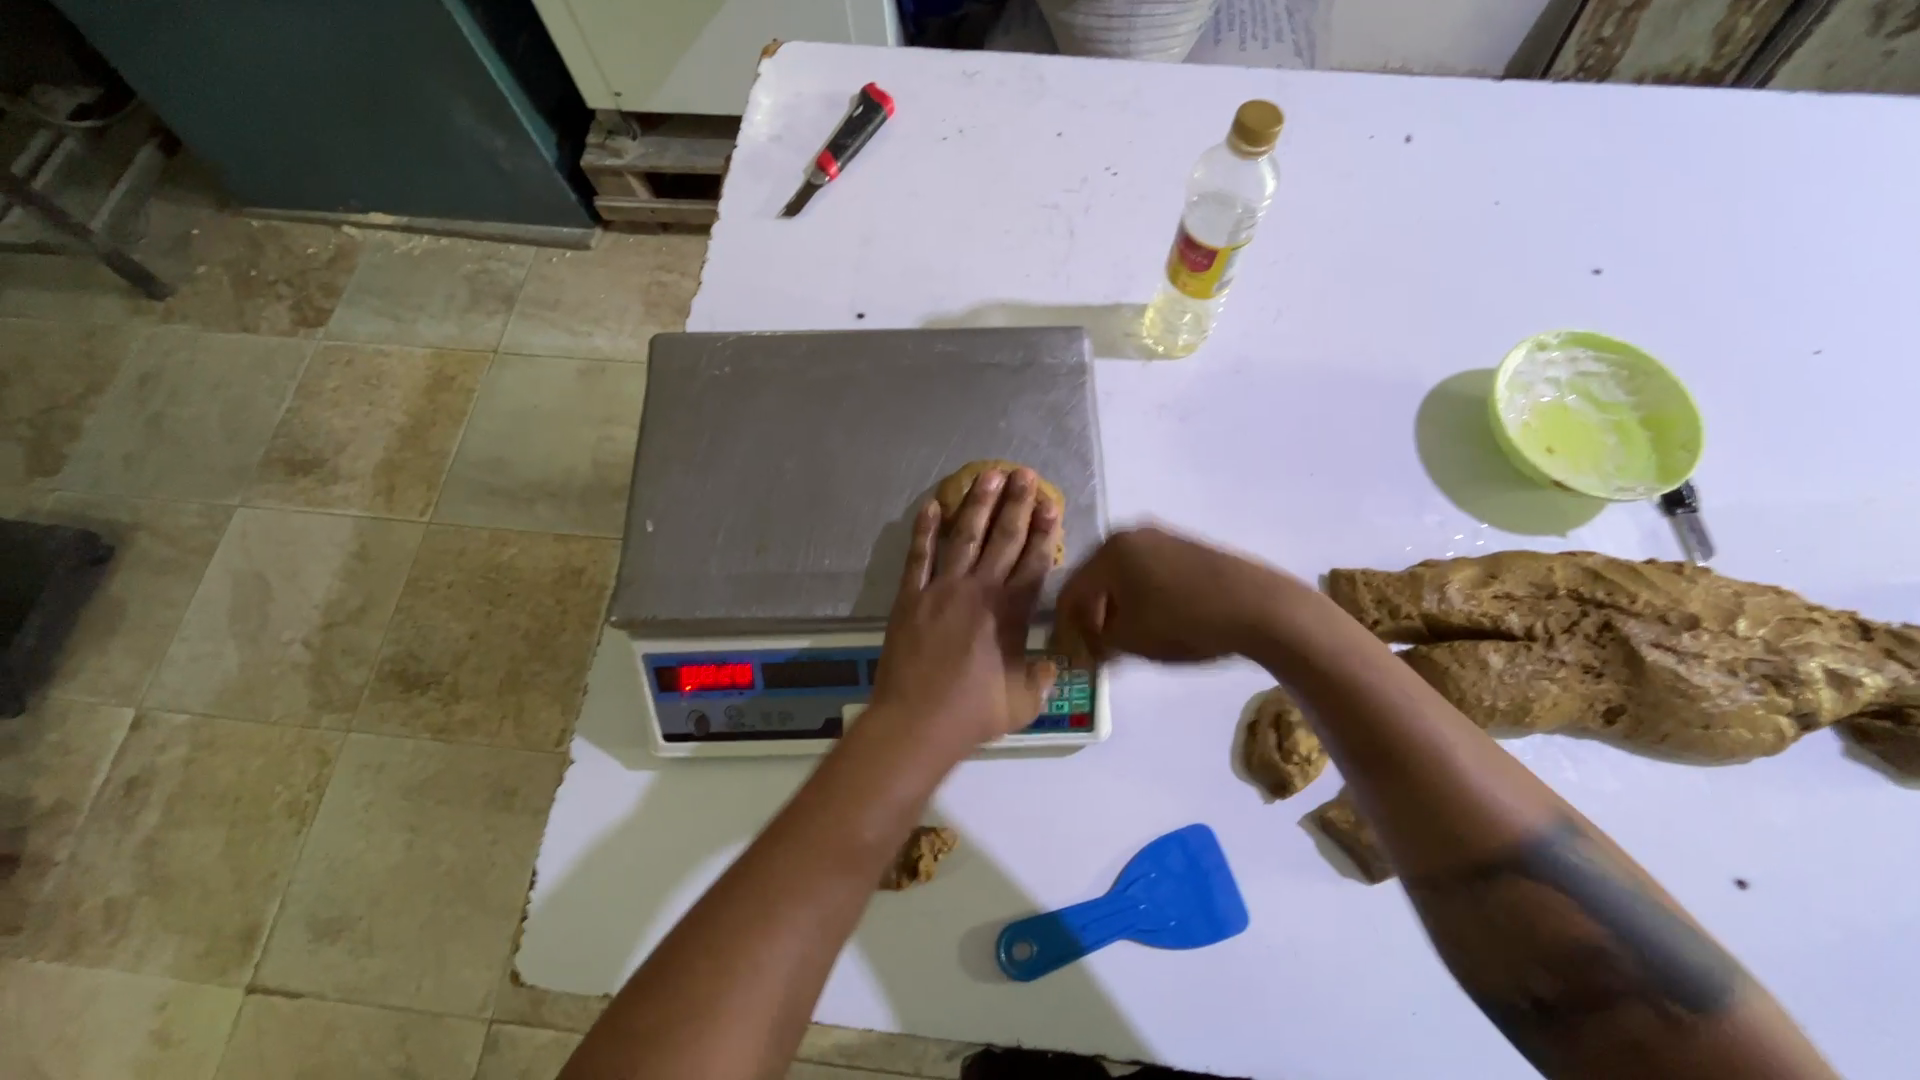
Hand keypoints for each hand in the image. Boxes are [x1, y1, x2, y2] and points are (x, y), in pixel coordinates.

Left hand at [869, 468, 1061, 746]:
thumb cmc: (973, 714)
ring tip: (988, 475)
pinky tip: (931, 505)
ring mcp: (942, 589)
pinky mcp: (910, 597)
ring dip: (977, 504)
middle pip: (1002, 538)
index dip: (1045, 531)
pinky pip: (919, 557)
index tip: (1051, 505)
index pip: (1034, 562)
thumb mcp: (1023, 701)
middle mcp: (979, 590)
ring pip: (964, 537)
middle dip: (1016, 503)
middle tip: (1024, 474)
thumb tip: (1052, 665)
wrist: (917, 721)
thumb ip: (1041, 678)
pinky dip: (924, 531)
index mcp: (1010, 612)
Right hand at [1056, 526, 1303, 663]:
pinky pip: (1150, 574)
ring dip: (1120, 609)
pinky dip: (1144, 598)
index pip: (1070, 592)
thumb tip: (1095, 644)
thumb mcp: (1131, 641)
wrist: (1258, 607)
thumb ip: (1100, 642)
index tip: (1075, 656)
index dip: (1067, 628)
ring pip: (1124, 577)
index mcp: (1109, 551)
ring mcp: (1162, 538)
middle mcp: (1130, 535)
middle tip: (1102, 650)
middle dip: (1095, 617)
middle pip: (1096, 581)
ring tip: (1132, 640)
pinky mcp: (1188, 547)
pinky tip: (1159, 623)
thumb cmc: (1183, 621)